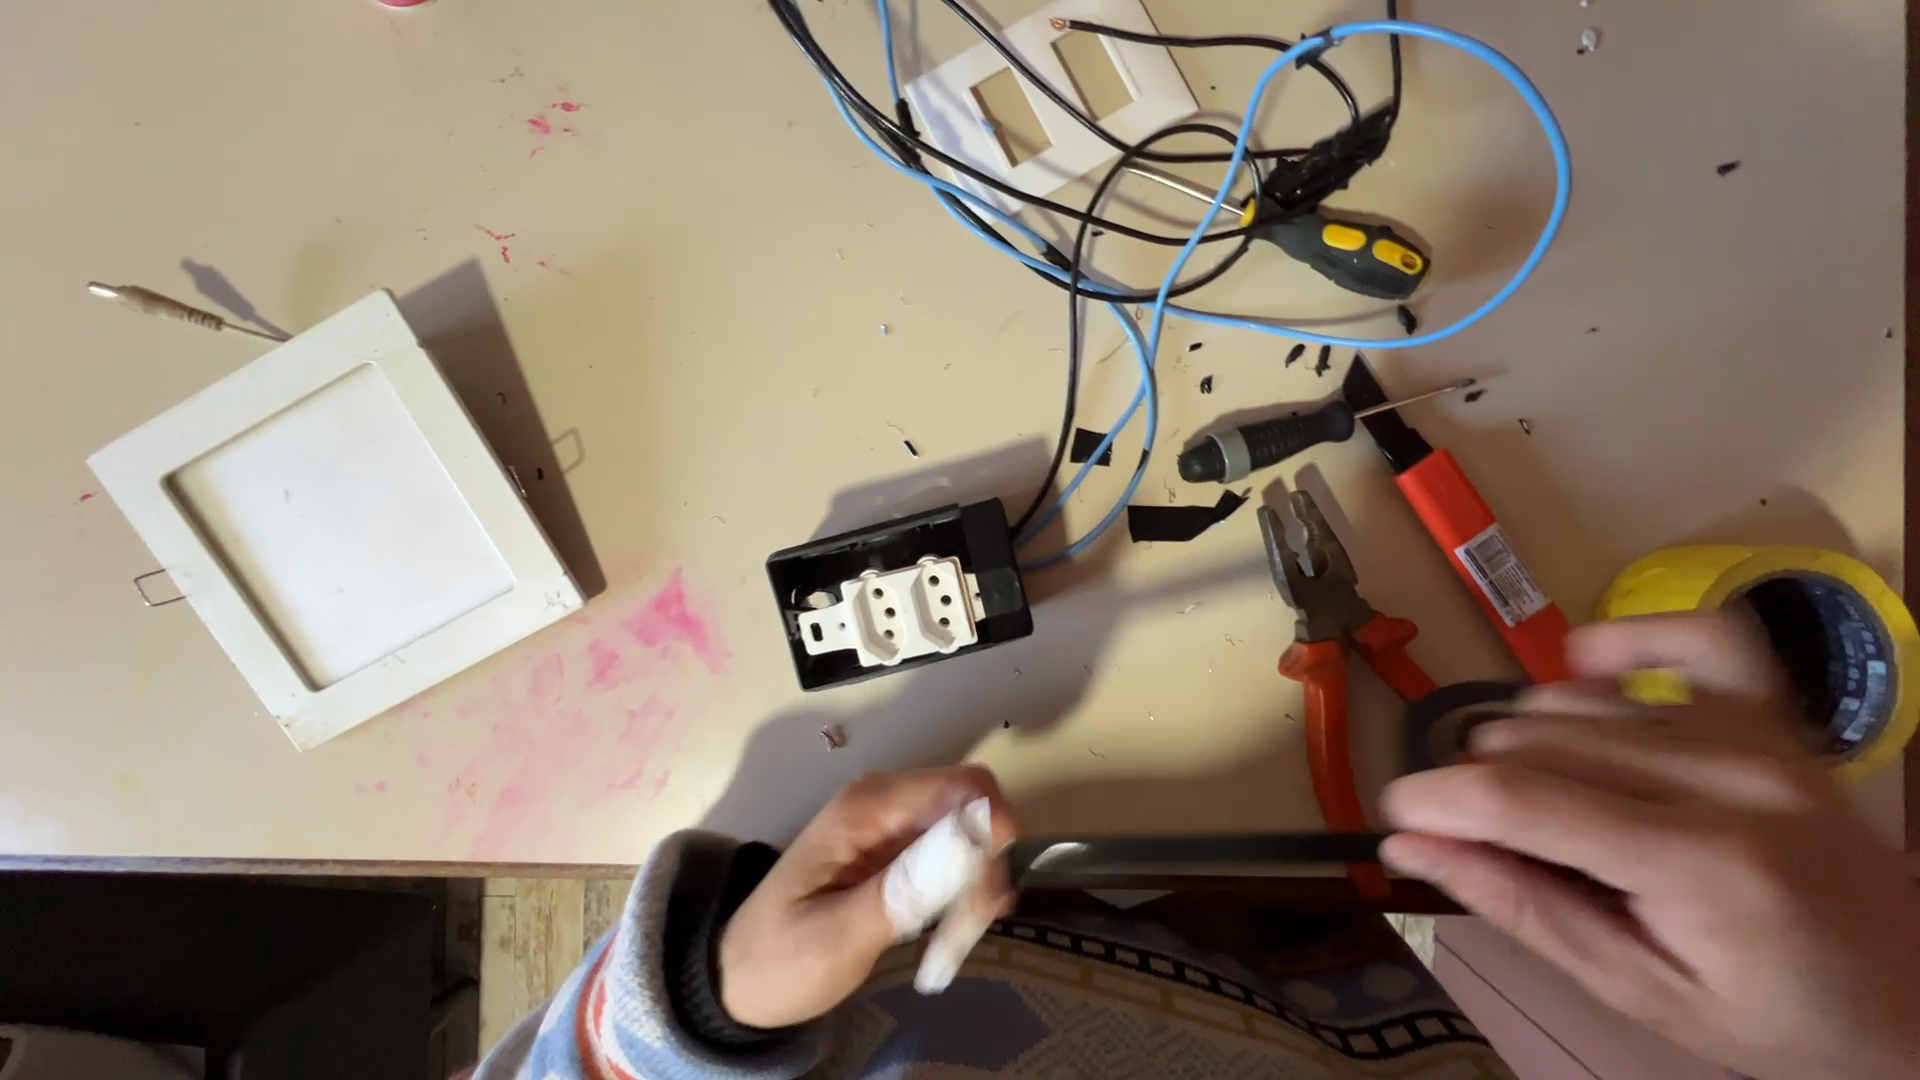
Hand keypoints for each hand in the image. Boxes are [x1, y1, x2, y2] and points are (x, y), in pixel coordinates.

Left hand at [718, 766, 1018, 1028]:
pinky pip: (953, 852)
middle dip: (985, 867)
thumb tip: (976, 835)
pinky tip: (948, 931)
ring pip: (969, 832)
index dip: (995, 829)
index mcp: (869, 806)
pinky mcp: (898, 845)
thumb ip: (908, 887)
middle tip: (968, 931)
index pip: (962, 786)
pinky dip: (961, 890)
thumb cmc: (781, 959)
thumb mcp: (840, 935)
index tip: (993, 895)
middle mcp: (886, 798)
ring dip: (975, 885)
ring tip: (951, 944)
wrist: (737, 976)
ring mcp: (893, 820)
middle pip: (972, 807)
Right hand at [1381, 613, 1919, 1079]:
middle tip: (1499, 845)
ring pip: (1560, 701)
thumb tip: (1404, 845)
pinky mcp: (1770, 712)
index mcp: (1703, 866)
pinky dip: (1619, 645)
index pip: (1518, 800)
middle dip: (1477, 790)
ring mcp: (1753, 734)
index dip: (1431, 799)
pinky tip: (1588, 676)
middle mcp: (1728, 777)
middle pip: (1524, 742)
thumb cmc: (1777, 1018)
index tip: (1392, 820)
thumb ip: (1517, 907)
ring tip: (1555, 801)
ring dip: (1525, 745)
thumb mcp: (1637, 993)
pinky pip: (1685, 634)